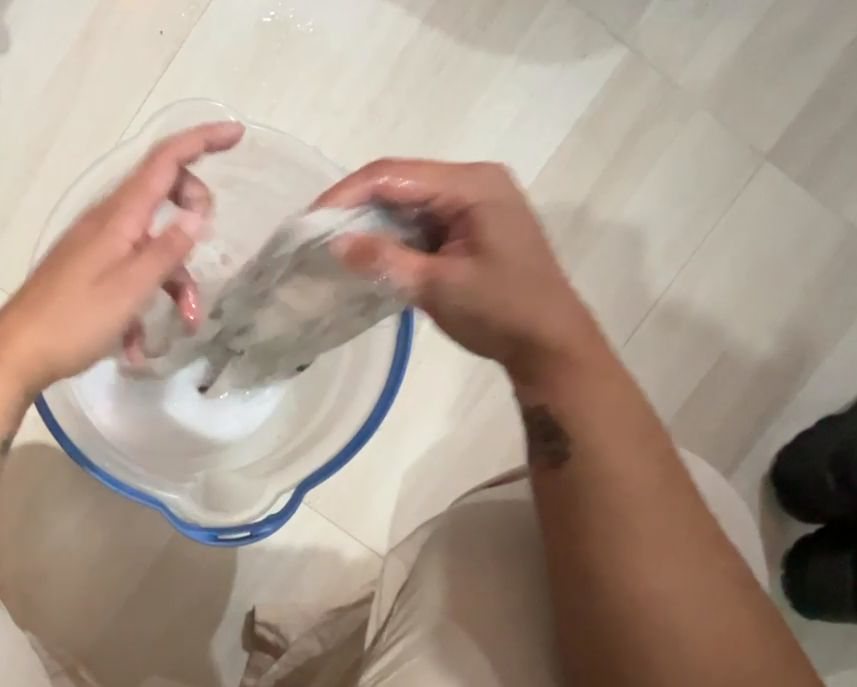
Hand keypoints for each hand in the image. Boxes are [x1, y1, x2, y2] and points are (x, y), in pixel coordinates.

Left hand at [0, 121, 245, 390]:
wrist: (17, 353)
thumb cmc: (74, 321)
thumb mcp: (131, 288)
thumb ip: (167, 250)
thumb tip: (197, 215)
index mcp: (119, 217)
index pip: (165, 161)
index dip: (202, 141)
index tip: (237, 133)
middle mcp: (107, 224)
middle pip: (161, 197)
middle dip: (193, 218)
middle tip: (206, 249)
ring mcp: (95, 250)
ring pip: (149, 248)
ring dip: (173, 282)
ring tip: (185, 323)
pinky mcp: (86, 277)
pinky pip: (127, 278)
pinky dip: (142, 305)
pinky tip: (138, 348)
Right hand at [316, 160, 606, 379]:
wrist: (547, 340)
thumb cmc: (500, 311)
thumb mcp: (437, 287)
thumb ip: (385, 260)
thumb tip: (335, 243)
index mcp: (472, 186)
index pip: (394, 175)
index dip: (346, 194)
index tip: (308, 222)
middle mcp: (473, 183)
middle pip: (398, 182)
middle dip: (353, 206)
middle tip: (313, 234)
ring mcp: (473, 203)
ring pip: (406, 202)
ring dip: (369, 222)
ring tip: (331, 244)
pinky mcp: (468, 226)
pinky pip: (419, 220)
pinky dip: (390, 235)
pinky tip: (366, 253)